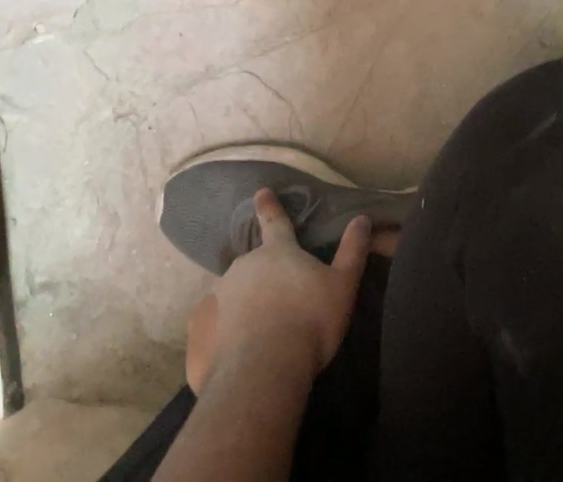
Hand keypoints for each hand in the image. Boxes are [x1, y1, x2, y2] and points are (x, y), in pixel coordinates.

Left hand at [185, 190, 370, 390]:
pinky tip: (236, 349)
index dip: (270, 207)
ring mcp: (217, 296)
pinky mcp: (200, 328)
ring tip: (261, 330)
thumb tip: (362, 218)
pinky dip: (224, 330)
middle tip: (280, 299)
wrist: (263, 371)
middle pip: (255, 265)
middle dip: (264, 276)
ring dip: (245, 303)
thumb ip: (353, 250)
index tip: (261, 192)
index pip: (276, 222)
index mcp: (278, 252)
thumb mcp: (343, 284)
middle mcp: (244, 266)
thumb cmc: (310, 321)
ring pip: (233, 293)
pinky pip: (214, 323)